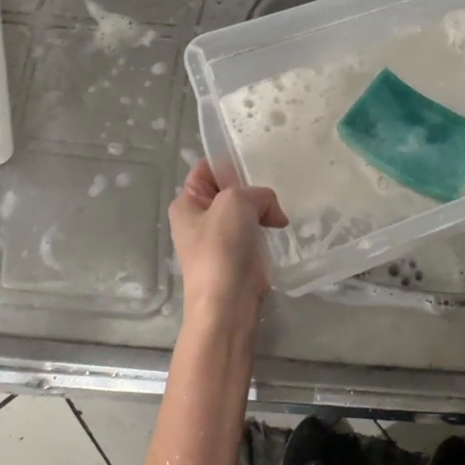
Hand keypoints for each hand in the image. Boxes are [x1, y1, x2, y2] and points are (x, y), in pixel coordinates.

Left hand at [168, 159, 288, 332]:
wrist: (227, 303)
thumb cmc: (222, 248)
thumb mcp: (237, 202)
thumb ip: (257, 193)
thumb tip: (272, 213)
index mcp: (187, 202)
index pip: (207, 168)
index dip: (229, 162)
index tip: (256, 161)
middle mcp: (198, 218)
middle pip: (230, 189)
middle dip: (252, 189)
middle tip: (270, 194)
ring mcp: (218, 237)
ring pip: (245, 210)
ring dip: (263, 210)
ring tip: (275, 217)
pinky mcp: (237, 254)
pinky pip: (254, 230)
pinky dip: (266, 228)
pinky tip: (278, 230)